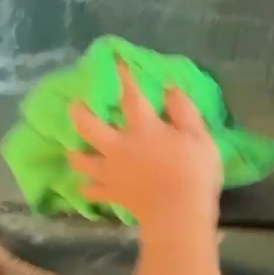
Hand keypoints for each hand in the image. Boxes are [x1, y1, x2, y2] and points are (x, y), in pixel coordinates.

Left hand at [69, 60, 222, 235]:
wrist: (178, 212)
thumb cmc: (194, 171)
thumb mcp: (199, 137)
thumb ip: (184, 112)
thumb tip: (169, 89)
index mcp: (143, 128)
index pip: (132, 97)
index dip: (124, 78)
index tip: (116, 62)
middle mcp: (119, 146)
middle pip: (89, 126)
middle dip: (79, 112)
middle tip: (74, 104)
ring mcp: (111, 171)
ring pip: (82, 159)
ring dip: (77, 153)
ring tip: (75, 150)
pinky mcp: (112, 193)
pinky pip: (93, 190)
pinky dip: (89, 187)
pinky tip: (88, 186)